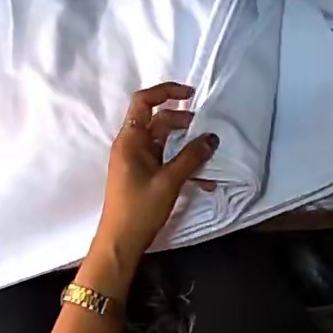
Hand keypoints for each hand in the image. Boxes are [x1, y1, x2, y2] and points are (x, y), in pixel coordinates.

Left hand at [90, 83, 219, 270]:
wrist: (120, 241)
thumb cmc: (140, 208)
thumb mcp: (170, 181)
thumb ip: (192, 157)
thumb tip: (212, 137)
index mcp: (130, 139)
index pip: (144, 101)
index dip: (166, 91)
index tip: (191, 94)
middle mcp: (130, 145)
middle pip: (158, 121)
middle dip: (184, 122)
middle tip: (206, 130)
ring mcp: (135, 160)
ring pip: (163, 142)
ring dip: (186, 145)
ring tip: (209, 154)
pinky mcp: (141, 175)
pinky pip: (164, 161)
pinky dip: (182, 165)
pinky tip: (204, 181)